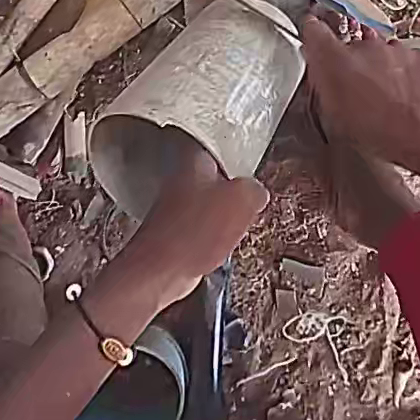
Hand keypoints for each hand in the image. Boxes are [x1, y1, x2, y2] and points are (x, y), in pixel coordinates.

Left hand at [100, 146, 266, 317]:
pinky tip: (220, 244)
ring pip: (210, 204)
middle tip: (248, 202)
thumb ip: (254, 189)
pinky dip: (214, 236)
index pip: (220, 149)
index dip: (240, 160)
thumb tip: (257, 193)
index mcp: (195, 161)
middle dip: (234, 193)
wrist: (162, 270)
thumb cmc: (196, 230)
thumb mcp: (241, 200)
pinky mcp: (174, 231)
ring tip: (237, 225)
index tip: (253, 170)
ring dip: (225, 216)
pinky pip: (202, 227)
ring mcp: (175, 206)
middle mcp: (181, 179)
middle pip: (216, 179)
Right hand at [300, 16, 419, 185]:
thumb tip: (320, 73)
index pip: (314, 30)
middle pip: (349, 46)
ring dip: (376, 70)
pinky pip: (401, 61)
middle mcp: (365, 48)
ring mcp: (394, 49)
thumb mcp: (339, 118)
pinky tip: (403, 99)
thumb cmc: (388, 134)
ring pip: (377, 54)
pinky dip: (400, 74)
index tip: (311, 35)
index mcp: (337, 61)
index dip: (311, 32)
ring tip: (383, 100)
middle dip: (349, 64)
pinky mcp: (418, 55)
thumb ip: (325, 87)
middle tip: (353, 91)